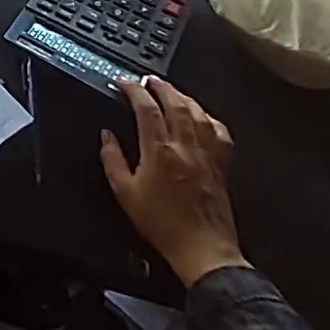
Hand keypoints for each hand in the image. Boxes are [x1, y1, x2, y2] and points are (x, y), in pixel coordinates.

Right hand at [100, 77, 248, 287]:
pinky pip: (220, 133)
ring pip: (199, 114)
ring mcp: (207, 155)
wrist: (202, 250)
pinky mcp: (222, 166)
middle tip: (147, 79)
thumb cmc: (162, 223)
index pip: (147, 109)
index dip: (133, 90)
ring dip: (183, 96)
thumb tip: (107, 136)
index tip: (123, 83)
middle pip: (176, 104)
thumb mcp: (124, 192)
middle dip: (160, 86)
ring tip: (170, 90)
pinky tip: (202, 115)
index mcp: (159, 151)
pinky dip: (210, 118)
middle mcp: (186, 148)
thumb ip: (112, 159)